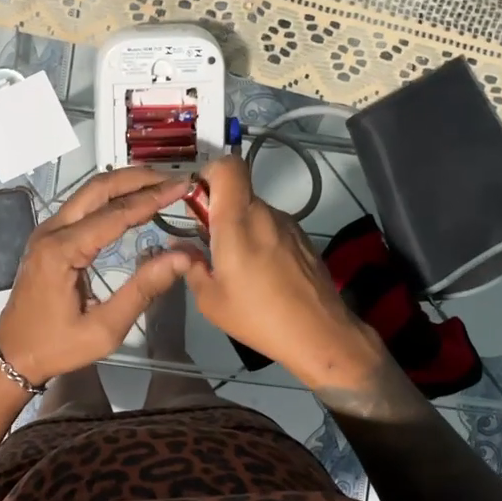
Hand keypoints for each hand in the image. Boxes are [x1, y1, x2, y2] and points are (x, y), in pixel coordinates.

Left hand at [0, 169, 197, 385]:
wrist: (12, 355)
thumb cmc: (57, 346)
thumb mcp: (104, 329)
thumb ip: (142, 290)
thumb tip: (181, 258)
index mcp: (62, 251)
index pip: (115, 213)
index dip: (152, 198)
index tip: (182, 186)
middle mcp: (51, 232)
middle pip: (98, 188)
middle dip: (138, 179)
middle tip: (173, 179)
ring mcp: (46, 231)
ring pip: (88, 192)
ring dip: (124, 184)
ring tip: (160, 185)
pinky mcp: (48, 237)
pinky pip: (82, 206)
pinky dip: (111, 198)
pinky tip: (133, 203)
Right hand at [184, 155, 387, 384]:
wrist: (319, 334)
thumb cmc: (258, 316)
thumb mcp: (210, 300)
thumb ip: (192, 267)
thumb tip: (182, 249)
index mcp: (237, 220)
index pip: (227, 166)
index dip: (209, 174)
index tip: (198, 204)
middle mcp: (264, 213)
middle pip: (238, 192)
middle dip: (219, 211)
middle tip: (210, 246)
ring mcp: (288, 225)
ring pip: (255, 212)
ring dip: (241, 228)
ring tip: (239, 268)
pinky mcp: (303, 239)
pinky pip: (273, 228)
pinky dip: (261, 241)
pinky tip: (263, 275)